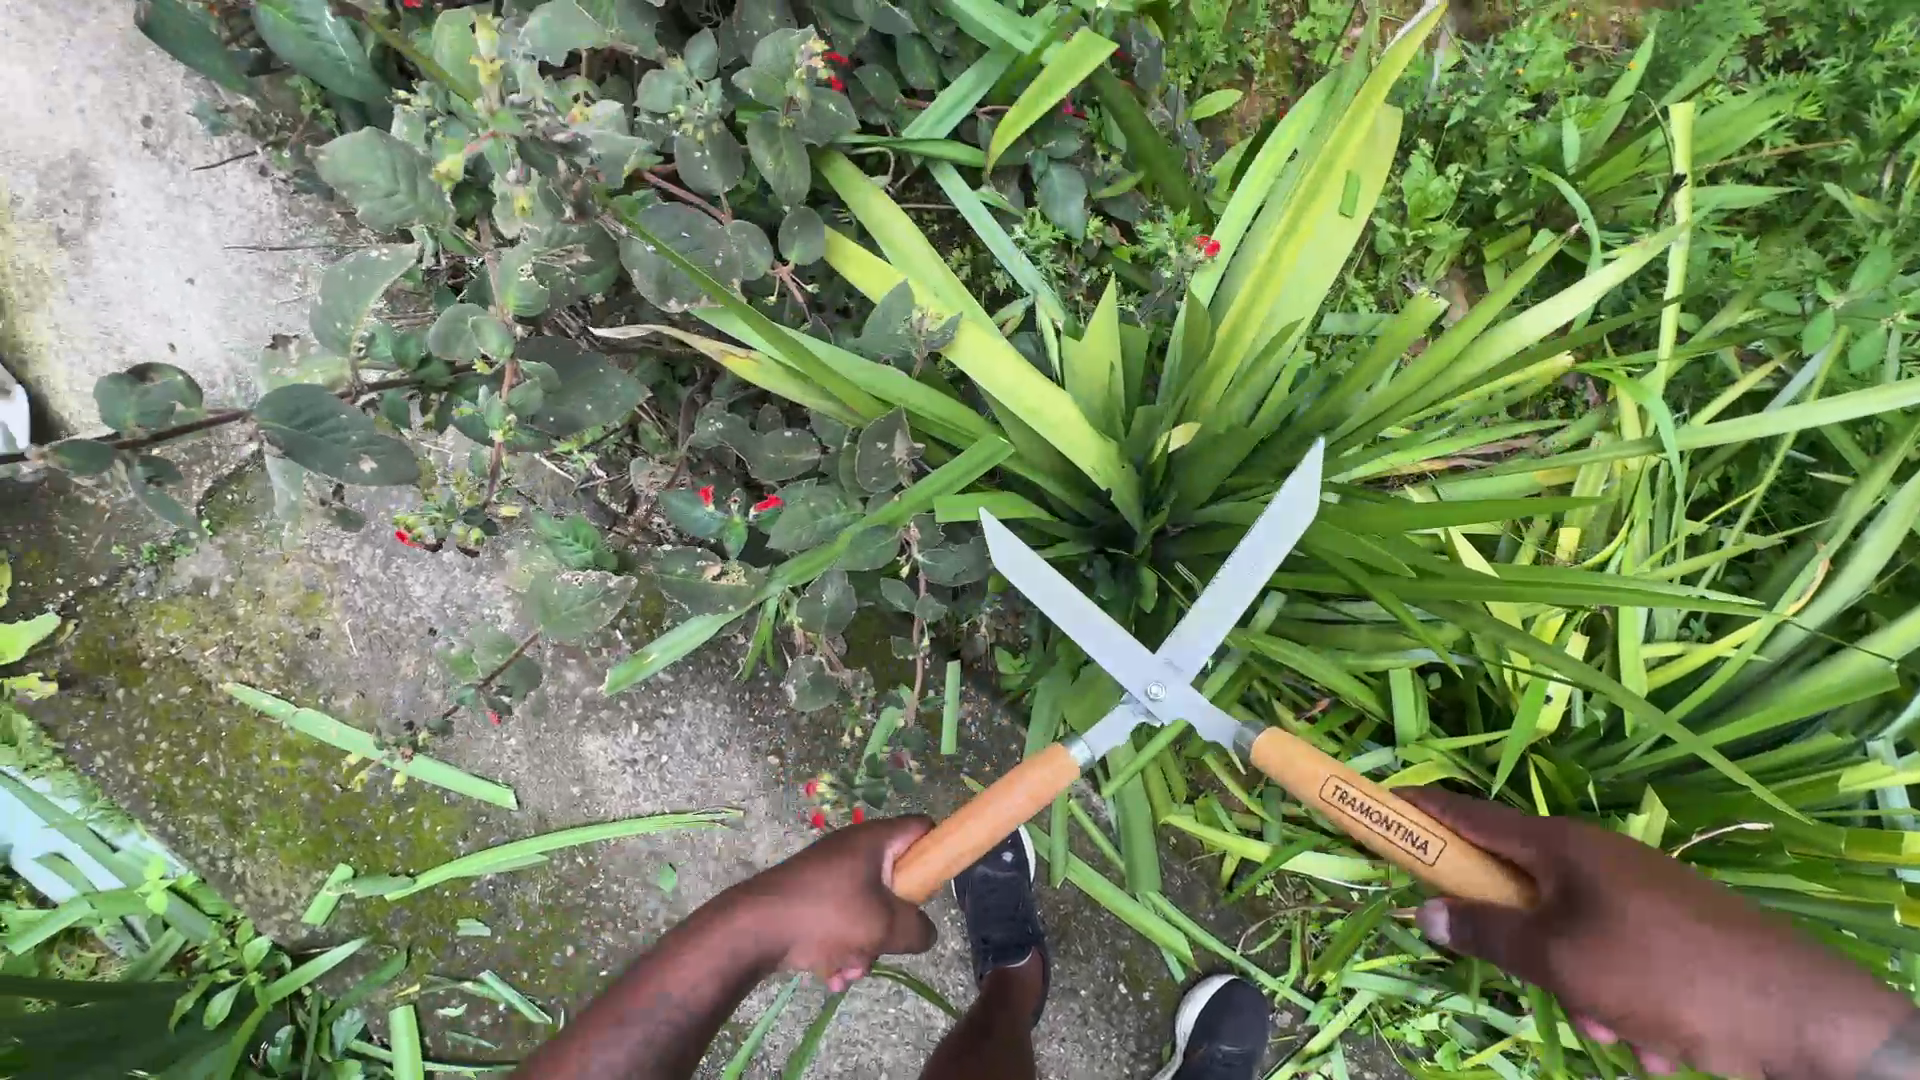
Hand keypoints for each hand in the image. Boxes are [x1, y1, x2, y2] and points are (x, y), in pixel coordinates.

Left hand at [721, 816, 937, 991]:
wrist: (753, 928)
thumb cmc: (826, 915)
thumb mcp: (885, 926)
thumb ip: (918, 930)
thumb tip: (925, 931)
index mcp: (876, 839)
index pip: (923, 828)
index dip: (938, 852)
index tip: (933, 890)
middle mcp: (854, 849)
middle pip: (896, 879)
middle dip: (894, 920)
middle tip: (888, 939)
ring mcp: (830, 873)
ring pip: (868, 908)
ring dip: (866, 944)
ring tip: (849, 968)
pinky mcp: (811, 896)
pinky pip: (842, 920)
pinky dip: (842, 947)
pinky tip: (830, 973)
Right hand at [1402, 787, 1914, 1079]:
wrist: (1820, 1024)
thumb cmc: (1664, 973)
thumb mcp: (1558, 960)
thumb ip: (1485, 932)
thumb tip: (1425, 911)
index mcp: (1559, 845)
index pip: (1468, 812)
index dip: (1422, 806)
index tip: (1386, 801)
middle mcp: (1595, 856)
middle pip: (1518, 880)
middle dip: (1515, 936)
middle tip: (1527, 975)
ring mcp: (1639, 890)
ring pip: (1568, 926)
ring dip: (1572, 978)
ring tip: (1611, 1026)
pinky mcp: (1677, 927)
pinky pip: (1616, 951)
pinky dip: (1619, 993)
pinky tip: (1653, 1038)